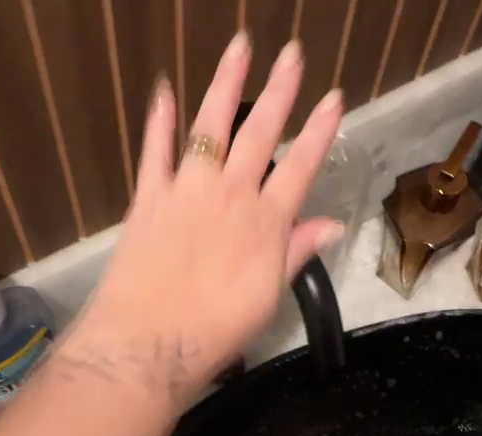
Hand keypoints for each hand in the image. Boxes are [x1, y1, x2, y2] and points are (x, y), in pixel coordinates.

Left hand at [78, 32, 344, 387]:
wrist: (151, 342)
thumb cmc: (216, 331)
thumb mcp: (267, 298)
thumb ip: (295, 253)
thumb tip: (332, 225)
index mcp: (266, 223)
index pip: (301, 168)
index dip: (319, 133)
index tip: (333, 99)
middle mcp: (231, 195)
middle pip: (260, 135)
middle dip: (279, 92)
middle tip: (292, 54)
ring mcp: (187, 192)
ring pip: (210, 127)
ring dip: (226, 85)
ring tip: (240, 47)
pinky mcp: (148, 199)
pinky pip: (155, 151)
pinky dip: (159, 120)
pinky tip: (164, 89)